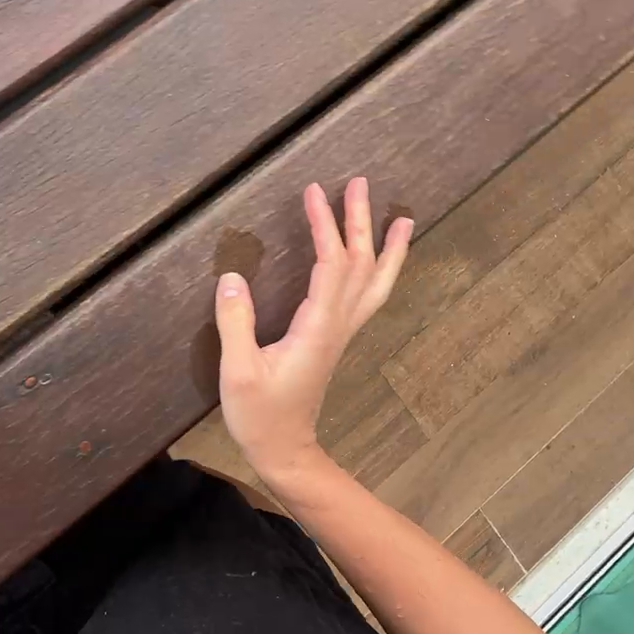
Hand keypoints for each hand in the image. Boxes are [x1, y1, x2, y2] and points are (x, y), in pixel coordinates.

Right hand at [214, 177, 412, 478]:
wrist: (287, 451)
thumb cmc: (260, 415)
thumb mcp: (238, 372)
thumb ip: (235, 324)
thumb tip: (232, 276)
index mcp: (316, 328)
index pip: (330, 265)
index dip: (324, 226)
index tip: (313, 192)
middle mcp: (338, 325)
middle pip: (361, 265)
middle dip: (361, 222)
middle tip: (359, 183)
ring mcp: (342, 332)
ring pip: (374, 282)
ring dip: (385, 247)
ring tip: (402, 218)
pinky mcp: (336, 338)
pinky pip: (368, 296)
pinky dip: (380, 271)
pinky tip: (379, 259)